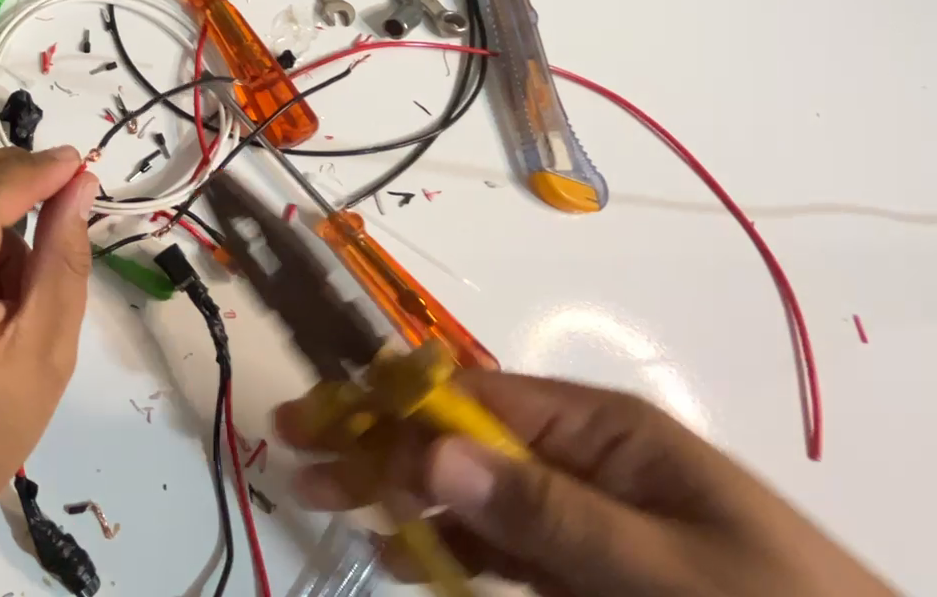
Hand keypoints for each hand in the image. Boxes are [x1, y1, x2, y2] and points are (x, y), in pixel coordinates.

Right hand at [276, 371, 897, 596]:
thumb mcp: (673, 571)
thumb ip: (551, 512)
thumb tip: (434, 451)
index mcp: (599, 430)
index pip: (470, 397)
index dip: (391, 405)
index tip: (324, 421)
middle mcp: (575, 457)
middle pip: (453, 436)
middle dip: (375, 442)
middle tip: (297, 451)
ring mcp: (575, 512)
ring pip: (463, 488)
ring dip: (394, 490)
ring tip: (324, 497)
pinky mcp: (578, 565)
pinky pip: (493, 543)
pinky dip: (441, 544)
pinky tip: (399, 552)